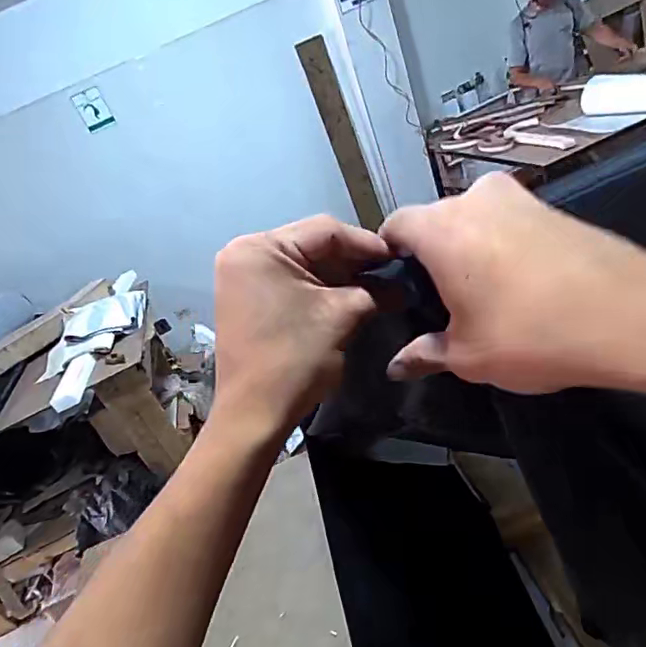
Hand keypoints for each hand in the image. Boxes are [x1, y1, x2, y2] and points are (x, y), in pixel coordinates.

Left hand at [211, 216, 388, 435]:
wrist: (255, 415)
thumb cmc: (294, 359)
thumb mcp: (341, 316)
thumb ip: (374, 291)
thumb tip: (402, 286)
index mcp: (259, 249)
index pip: (325, 231)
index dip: (367, 244)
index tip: (401, 257)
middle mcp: (245, 255)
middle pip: (313, 247)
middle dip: (355, 263)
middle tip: (394, 275)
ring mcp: (244, 281)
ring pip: (305, 268)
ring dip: (341, 279)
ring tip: (380, 289)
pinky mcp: (249, 303)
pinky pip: (292, 287)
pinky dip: (321, 293)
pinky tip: (352, 300)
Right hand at [379, 173, 645, 394]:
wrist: (631, 315)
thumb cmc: (534, 334)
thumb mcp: (469, 356)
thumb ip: (425, 354)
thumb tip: (398, 365)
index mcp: (442, 229)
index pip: (394, 226)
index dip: (388, 257)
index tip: (396, 290)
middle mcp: (476, 199)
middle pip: (435, 222)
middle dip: (430, 258)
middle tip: (441, 304)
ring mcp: (520, 198)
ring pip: (474, 222)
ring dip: (468, 253)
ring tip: (483, 299)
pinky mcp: (553, 208)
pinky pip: (508, 225)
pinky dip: (501, 249)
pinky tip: (519, 288)